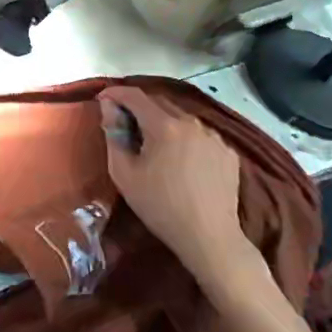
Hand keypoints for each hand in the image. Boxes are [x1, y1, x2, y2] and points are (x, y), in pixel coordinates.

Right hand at [97, 86, 248, 286]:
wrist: (209, 238)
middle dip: (139, 107)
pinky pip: (201, 135)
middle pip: (160, 103)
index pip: (135, 95)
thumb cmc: (160, 207)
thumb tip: (109, 109)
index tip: (103, 98)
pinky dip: (186, 138)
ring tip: (155, 143)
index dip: (116, 93)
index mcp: (164, 125)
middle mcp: (192, 122)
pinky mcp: (228, 151)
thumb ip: (113, 136)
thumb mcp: (124, 175)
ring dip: (164, 122)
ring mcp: (214, 135)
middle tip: (125, 122)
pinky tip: (182, 160)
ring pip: (182, 118)